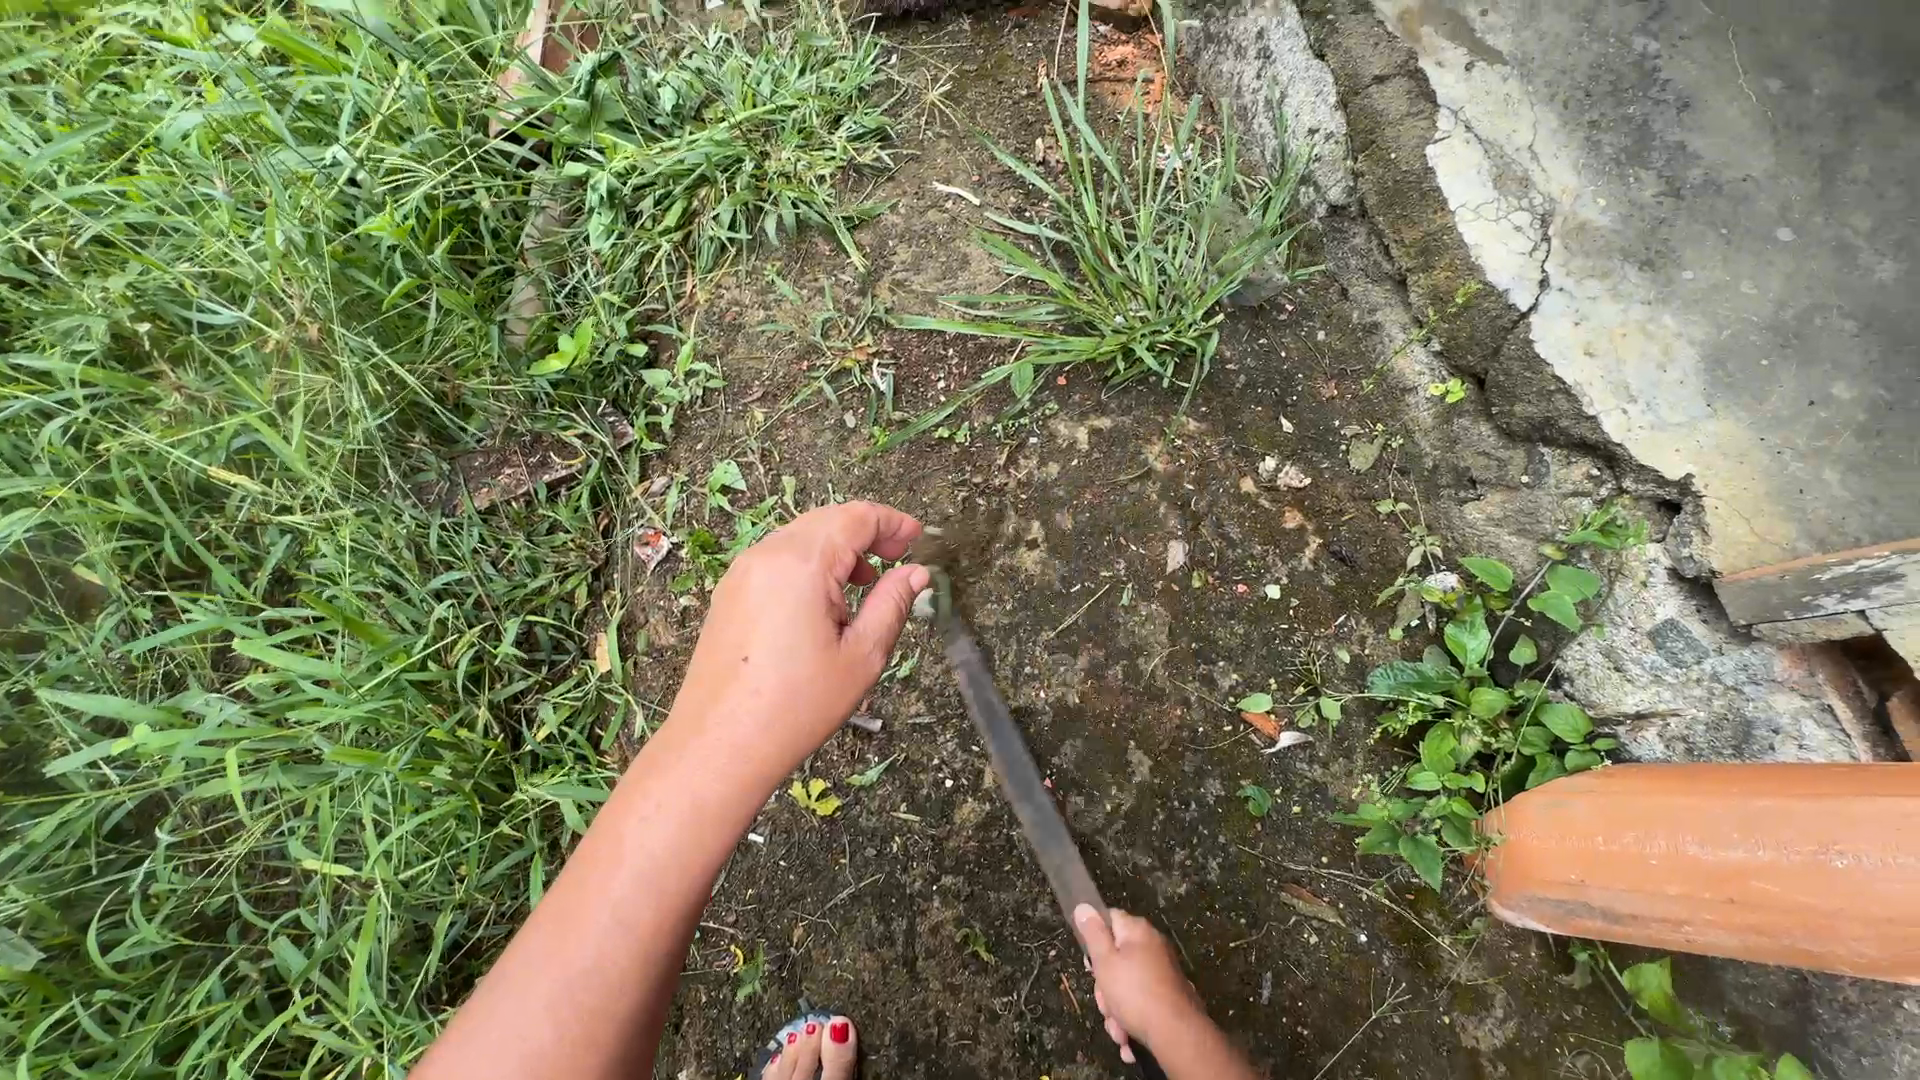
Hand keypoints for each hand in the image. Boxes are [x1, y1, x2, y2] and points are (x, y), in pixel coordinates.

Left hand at [662, 501, 927, 779]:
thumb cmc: (797, 705)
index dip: (893, 522)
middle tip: (899, 558)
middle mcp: (767, 554)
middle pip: (827, 520)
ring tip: (865, 586)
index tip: (918, 539)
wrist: (718, 745)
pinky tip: (825, 605)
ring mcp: (742, 572)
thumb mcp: (862, 655)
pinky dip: (810, 564)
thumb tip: (917, 573)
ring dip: (839, 548)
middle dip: (867, 531)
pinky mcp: (730, 593)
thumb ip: (892, 604)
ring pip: (800, 537)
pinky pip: (778, 559)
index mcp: (802, 563)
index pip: (856, 517)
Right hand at [1076, 905, 1204, 1062]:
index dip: (1095, 938)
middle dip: (1105, 987)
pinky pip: (1142, 1000)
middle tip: (1105, 1004)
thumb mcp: (1105, 962)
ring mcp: (1162, 972)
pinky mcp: (1168, 996)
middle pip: (1116, 958)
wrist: (1177, 1035)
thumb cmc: (1135, 994)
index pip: (1109, 919)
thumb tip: (1083, 906)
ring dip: (1116, 1010)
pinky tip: (1128, 1038)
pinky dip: (1132, 1018)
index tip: (1091, 963)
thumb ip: (1093, 933)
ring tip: (1118, 1030)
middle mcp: (1152, 946)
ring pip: (1126, 985)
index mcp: (1138, 931)